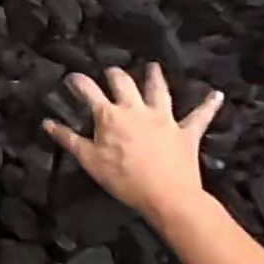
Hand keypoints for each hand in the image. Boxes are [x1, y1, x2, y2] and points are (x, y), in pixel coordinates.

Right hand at [42, 63, 223, 222]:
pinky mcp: (186, 132)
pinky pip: (200, 116)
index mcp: (110, 115)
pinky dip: (208, 105)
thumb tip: (47, 122)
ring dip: (155, 77)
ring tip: (153, 67)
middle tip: (110, 71)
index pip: (88, 90)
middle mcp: (136, 110)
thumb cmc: (123, 178)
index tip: (71, 77)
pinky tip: (216, 94)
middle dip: (114, 74)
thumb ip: (67, 138)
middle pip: (123, 83)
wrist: (167, 197)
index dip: (77, 81)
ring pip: (159, 91)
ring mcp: (164, 119)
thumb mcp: (88, 159)